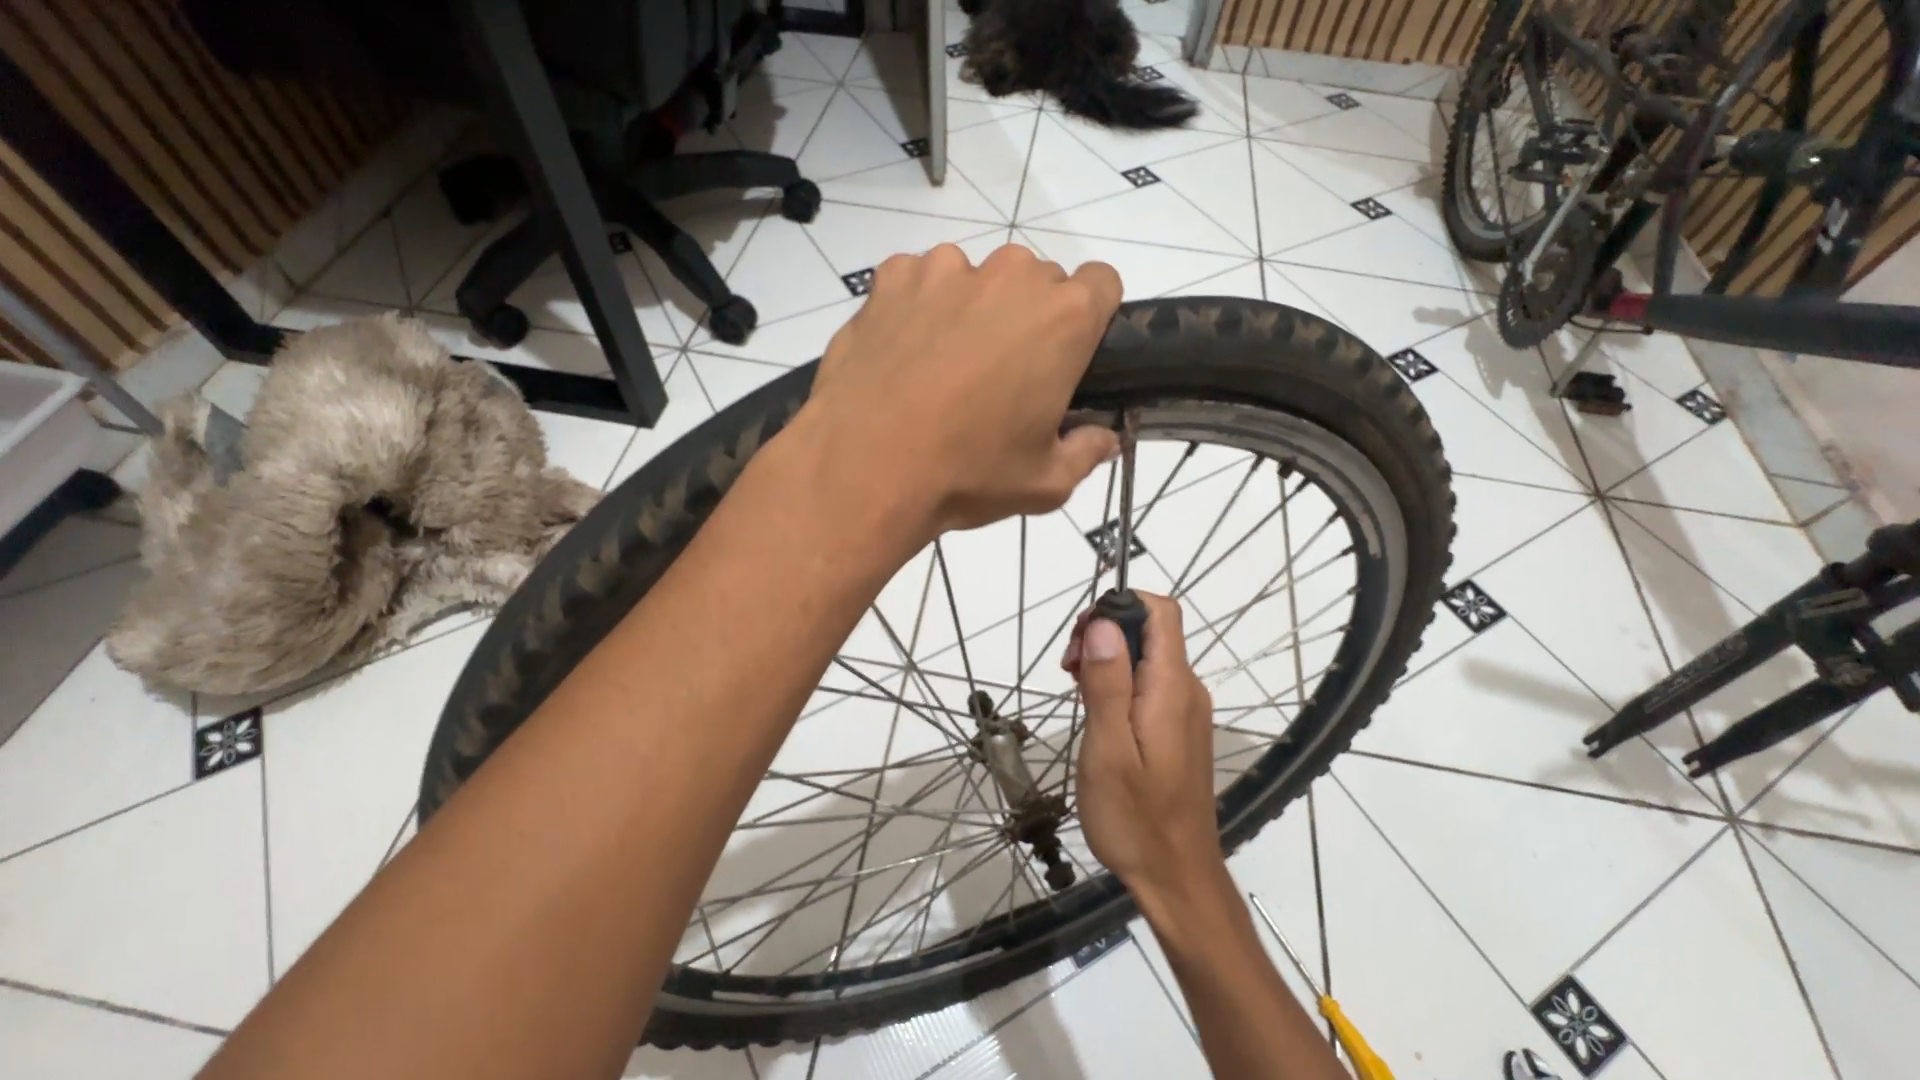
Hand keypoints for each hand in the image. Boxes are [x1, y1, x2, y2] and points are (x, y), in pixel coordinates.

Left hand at [797, 243, 1122, 534]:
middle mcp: (1011, 276)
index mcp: (1064, 318)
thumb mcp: (1044, 483)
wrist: (863, 470)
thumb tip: (1104, 438)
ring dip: (971, 309)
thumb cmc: (967, 476)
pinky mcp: (892, 277)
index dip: (1088, 317)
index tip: (1066, 354)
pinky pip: (919, 280)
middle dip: (1027, 318)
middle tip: (999, 376)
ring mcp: (946, 269)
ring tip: (941, 367)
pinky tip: (902, 354)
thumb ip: (1086, 451)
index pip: (1102, 283)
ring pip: (976, 278)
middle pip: (1036, 281)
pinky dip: (917, 306)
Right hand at [1065, 593, 1224, 908]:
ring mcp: (1184, 711)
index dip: (1119, 607)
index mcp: (1172, 687)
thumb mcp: (1108, 749)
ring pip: (1146, 658)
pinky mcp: (1177, 730)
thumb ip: (1108, 683)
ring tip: (1075, 693)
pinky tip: (1096, 714)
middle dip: (1105, 634)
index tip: (1080, 638)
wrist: (1175, 875)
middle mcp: (1186, 689)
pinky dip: (1118, 684)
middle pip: (1151, 631)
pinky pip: (1149, 686)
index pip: (1160, 611)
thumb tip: (1105, 623)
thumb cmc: (1134, 817)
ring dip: (1107, 661)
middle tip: (1067, 672)